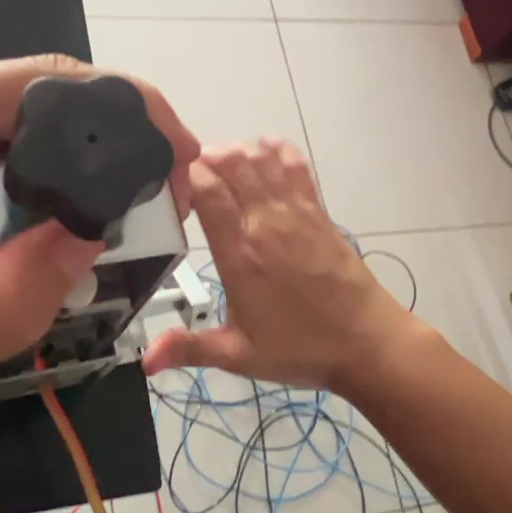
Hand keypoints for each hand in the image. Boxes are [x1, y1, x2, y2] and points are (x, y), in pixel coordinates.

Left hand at [0, 55, 199, 407]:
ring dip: (96, 134)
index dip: (119, 103)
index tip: (177, 150)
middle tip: (170, 179)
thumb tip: (99, 224)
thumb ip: (31, 280)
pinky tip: (93, 181)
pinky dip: (66, 143)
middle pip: (41, 79)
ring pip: (36, 92)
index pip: (32, 82)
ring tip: (142, 186)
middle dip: (119, 122)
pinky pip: (18, 111)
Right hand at [142, 139, 415, 389]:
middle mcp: (267, 223)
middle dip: (205, 158)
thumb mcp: (238, 355)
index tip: (170, 190)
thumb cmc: (300, 350)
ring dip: (236, 151)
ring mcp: (296, 212)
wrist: (366, 343)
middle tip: (189, 176)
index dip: (184, 177)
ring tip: (219, 167)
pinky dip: (275, 150)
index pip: (208, 190)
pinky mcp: (319, 211)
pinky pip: (295, 164)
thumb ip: (188, 349)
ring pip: (261, 157)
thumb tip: (145, 362)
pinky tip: (260, 154)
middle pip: (232, 162)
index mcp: (240, 254)